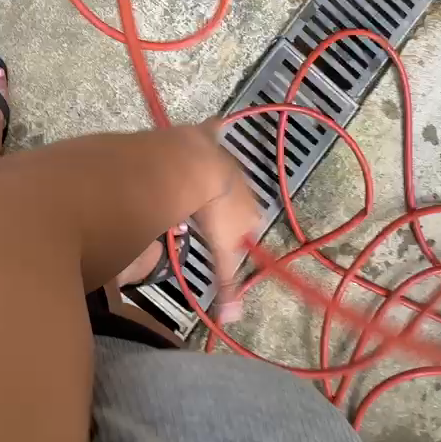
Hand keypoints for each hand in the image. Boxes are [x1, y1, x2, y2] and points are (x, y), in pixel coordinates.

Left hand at [183, 123, 258, 325]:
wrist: (194, 167)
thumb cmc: (213, 210)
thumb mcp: (222, 250)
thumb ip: (227, 281)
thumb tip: (232, 318)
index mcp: (249, 209)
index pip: (249, 224)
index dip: (234, 234)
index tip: (219, 240)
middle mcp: (242, 181)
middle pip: (235, 195)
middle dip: (221, 205)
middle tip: (200, 216)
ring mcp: (224, 157)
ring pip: (222, 168)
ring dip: (211, 177)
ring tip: (191, 188)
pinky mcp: (207, 136)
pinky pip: (214, 129)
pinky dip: (215, 128)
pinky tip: (215, 123)